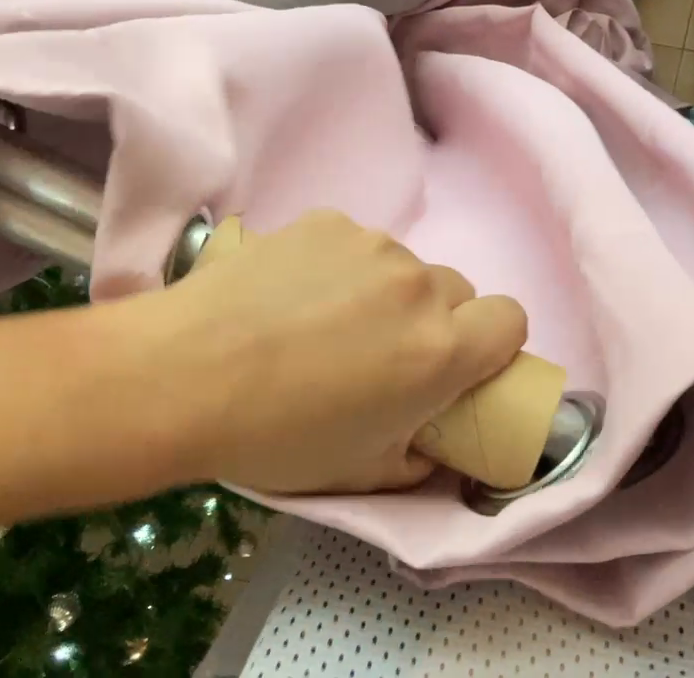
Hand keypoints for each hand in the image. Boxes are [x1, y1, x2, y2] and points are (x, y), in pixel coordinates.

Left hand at [126, 210, 527, 493]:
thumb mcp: (360, 472)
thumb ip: (419, 458)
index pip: (511, 321)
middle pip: (456, 292)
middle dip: (434, 321)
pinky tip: (289, 294)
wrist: (181, 373)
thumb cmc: (276, 436)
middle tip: (379, 353)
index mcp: (439, 349)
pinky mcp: (324, 220)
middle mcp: (417, 285)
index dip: (490, 345)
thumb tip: (432, 443)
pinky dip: (338, 267)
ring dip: (383, 292)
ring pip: (403, 266)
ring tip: (320, 323)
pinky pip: (354, 244)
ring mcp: (369, 243)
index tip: (455, 366)